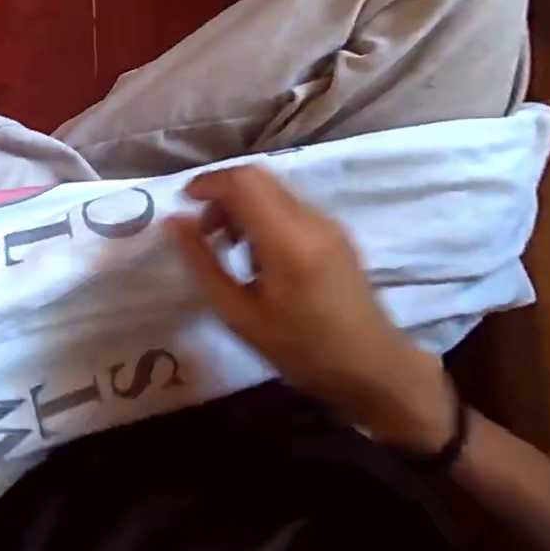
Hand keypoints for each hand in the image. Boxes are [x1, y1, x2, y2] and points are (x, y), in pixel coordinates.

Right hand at [166, 165, 455, 451]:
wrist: (377, 374)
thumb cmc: (302, 351)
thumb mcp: (239, 314)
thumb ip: (202, 263)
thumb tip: (172, 222)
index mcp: (288, 241)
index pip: (242, 181)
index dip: (207, 182)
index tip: (183, 203)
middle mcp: (311, 221)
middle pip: (256, 176)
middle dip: (220, 192)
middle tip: (203, 228)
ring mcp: (328, 224)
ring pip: (271, 188)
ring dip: (239, 202)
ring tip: (226, 244)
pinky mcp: (335, 232)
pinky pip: (287, 204)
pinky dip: (260, 212)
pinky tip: (255, 252)